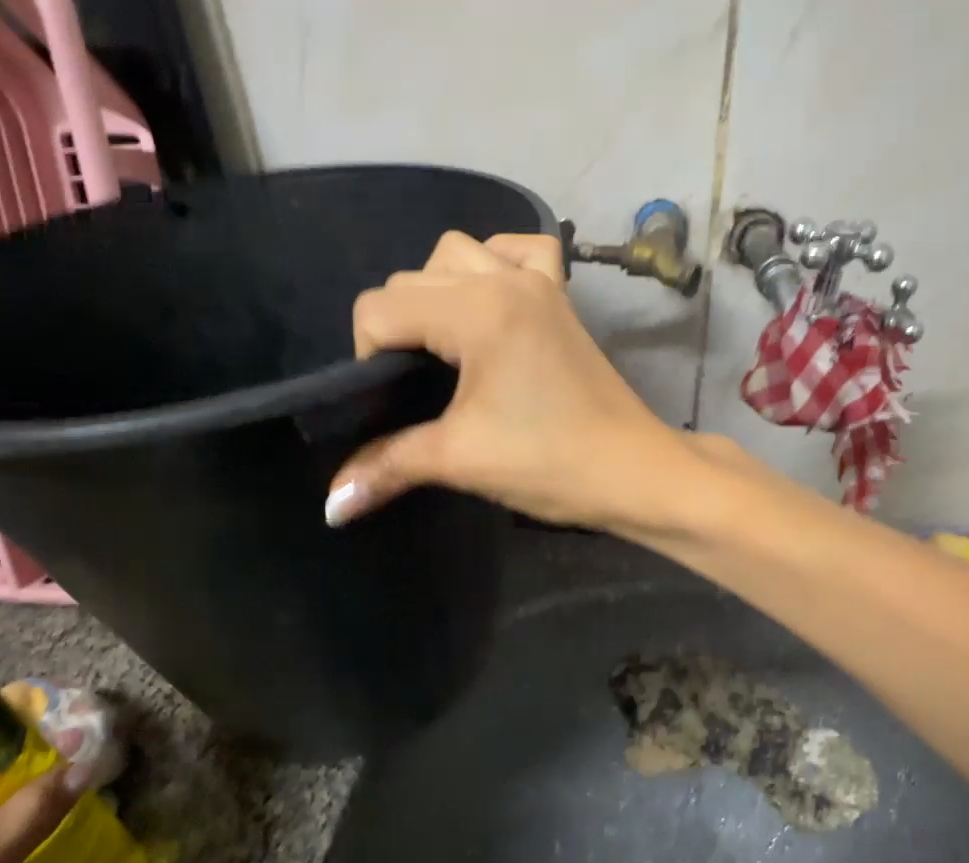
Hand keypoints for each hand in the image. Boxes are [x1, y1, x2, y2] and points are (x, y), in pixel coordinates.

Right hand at [326, 231, 697, 531]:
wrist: (635, 473)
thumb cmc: (550, 463)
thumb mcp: (461, 460)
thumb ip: (388, 466)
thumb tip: (332, 504)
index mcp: (477, 310)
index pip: (379, 309)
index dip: (368, 359)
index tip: (393, 405)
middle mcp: (504, 278)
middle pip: (410, 279)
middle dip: (396, 330)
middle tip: (416, 390)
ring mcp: (538, 282)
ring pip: (456, 254)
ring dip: (435, 293)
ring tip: (445, 349)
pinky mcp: (560, 298)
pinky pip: (517, 252)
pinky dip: (493, 265)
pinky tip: (488, 303)